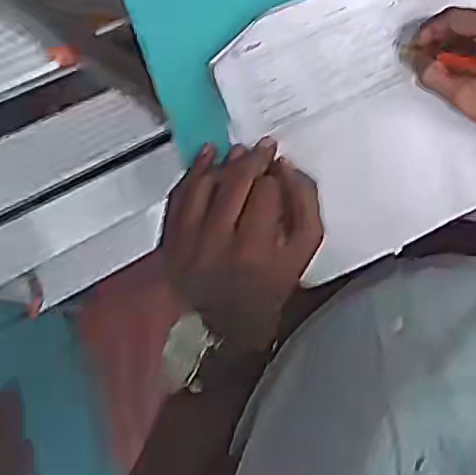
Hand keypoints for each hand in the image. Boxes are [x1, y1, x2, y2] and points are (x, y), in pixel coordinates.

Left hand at [161, 139, 322, 353]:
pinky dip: (194, 172)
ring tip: (239, 152)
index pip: (266, 190)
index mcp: (255, 250)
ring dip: (223, 162)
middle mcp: (216, 246)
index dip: (276, 173)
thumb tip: (284, 165)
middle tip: (264, 148)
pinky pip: (179, 198)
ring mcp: (187, 245)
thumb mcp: (305, 247)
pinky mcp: (170, 244)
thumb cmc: (272, 283)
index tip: (280, 166)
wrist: (228, 326)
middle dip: (253, 159)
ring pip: (204, 185)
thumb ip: (304, 200)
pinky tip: (208, 156)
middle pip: (235, 182)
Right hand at [411, 7, 475, 151]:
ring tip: (431, 67)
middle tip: (419, 57)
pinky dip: (457, 54)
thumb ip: (433, 73)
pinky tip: (447, 71)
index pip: (453, 18)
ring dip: (445, 48)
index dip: (429, 32)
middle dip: (436, 40)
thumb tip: (417, 60)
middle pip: (459, 23)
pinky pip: (473, 43)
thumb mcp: (463, 92)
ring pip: (464, 33)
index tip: (415, 48)